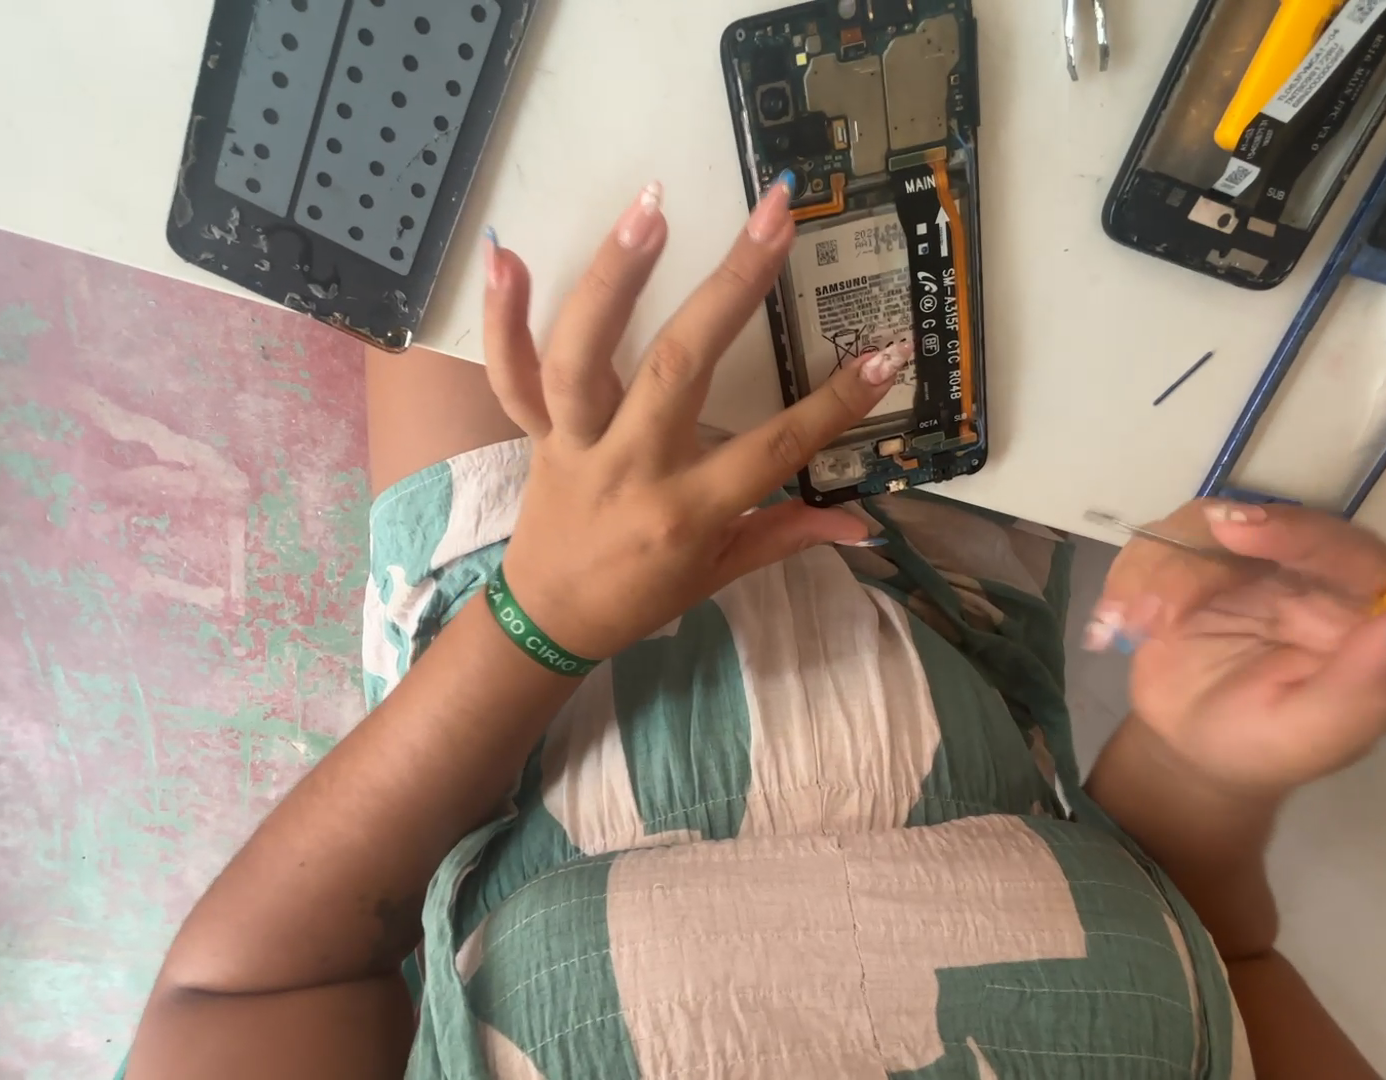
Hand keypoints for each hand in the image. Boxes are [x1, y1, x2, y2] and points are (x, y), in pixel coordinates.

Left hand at [480, 178, 911, 661]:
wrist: (550, 621)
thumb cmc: (644, 595)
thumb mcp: (722, 571)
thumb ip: (789, 536)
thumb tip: (866, 527)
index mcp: (687, 511)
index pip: (773, 449)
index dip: (833, 405)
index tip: (882, 355)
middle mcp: (631, 468)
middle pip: (680, 370)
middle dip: (733, 288)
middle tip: (775, 216)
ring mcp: (575, 444)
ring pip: (585, 358)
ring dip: (615, 278)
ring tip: (653, 208)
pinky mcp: (534, 434)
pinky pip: (510, 377)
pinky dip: (502, 320)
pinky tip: (506, 255)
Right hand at [1084, 499, 1385, 794]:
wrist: (1190, 752)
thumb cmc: (1264, 749)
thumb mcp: (1316, 732)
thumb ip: (1365, 682)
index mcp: (1357, 611)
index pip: (1346, 549)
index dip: (1297, 531)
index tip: (1236, 530)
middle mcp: (1304, 576)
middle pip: (1254, 526)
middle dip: (1191, 560)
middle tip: (1154, 607)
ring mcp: (1241, 567)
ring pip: (1193, 530)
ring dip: (1152, 576)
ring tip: (1134, 629)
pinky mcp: (1186, 568)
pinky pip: (1151, 548)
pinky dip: (1125, 581)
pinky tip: (1114, 625)